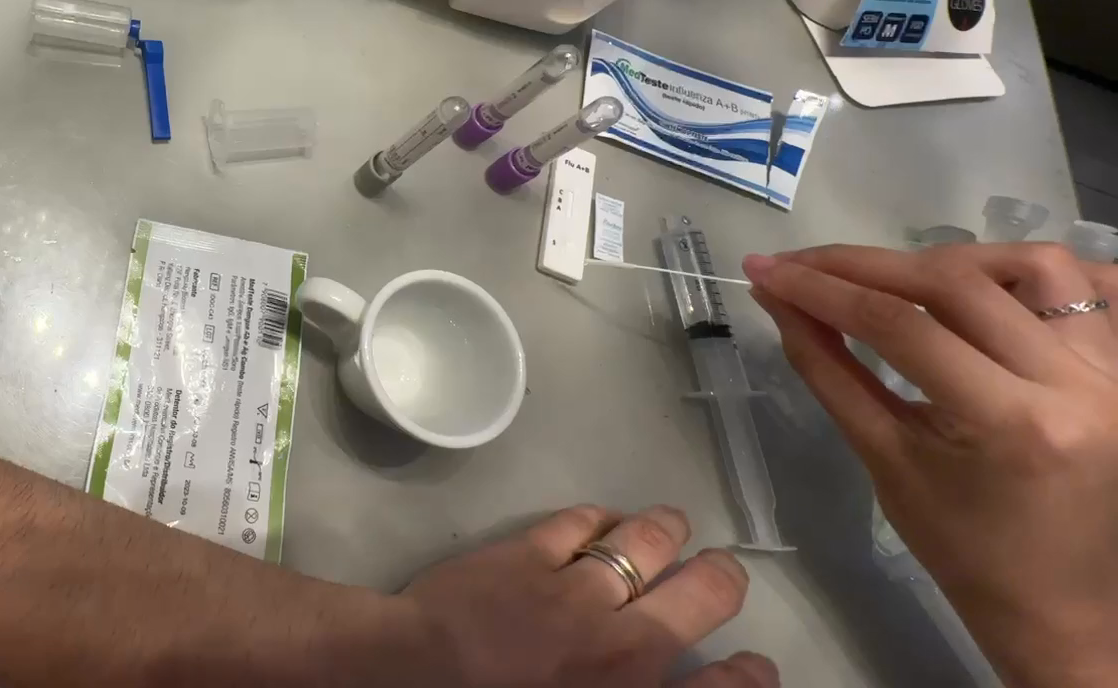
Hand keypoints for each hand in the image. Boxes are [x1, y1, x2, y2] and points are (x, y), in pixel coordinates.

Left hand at [399, 503, 773, 685]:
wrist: (427, 671)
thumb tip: (641, 668)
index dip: (747, 677)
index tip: (759, 663)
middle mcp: (623, 642)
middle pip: (697, 600)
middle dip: (720, 580)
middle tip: (724, 565)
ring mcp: (575, 590)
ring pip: (641, 545)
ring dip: (664, 530)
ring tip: (675, 521)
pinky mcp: (528, 553)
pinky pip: (575, 524)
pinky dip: (597, 515)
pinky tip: (605, 513)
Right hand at [744, 243, 1117, 687]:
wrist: (1059, 601)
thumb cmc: (956, 540)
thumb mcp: (877, 450)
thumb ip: (823, 364)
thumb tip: (774, 297)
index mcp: (1013, 421)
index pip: (897, 323)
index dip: (817, 288)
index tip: (760, 270)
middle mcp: (1078, 386)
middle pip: (953, 282)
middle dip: (858, 264)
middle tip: (794, 264)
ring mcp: (1111, 375)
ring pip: (1026, 268)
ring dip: (940, 259)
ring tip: (883, 277)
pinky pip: (1083, 290)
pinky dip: (1018, 270)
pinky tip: (966, 280)